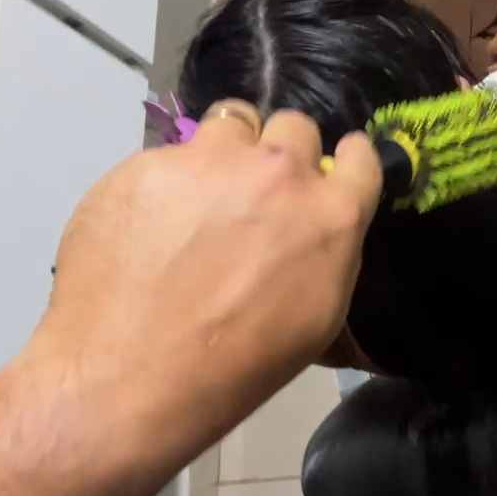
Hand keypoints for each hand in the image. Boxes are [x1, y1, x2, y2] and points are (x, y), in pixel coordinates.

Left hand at [26, 102, 380, 452]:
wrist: (135, 372)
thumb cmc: (244, 362)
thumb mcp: (321, 315)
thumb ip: (330, 251)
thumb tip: (319, 226)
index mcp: (333, 214)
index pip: (361, 155)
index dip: (348, 160)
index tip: (334, 171)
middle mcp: (279, 171)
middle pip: (295, 125)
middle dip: (285, 152)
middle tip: (262, 193)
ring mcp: (210, 161)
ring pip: (233, 123)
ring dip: (230, 153)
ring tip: (204, 197)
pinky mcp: (148, 164)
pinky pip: (171, 156)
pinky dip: (171, 182)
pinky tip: (150, 228)